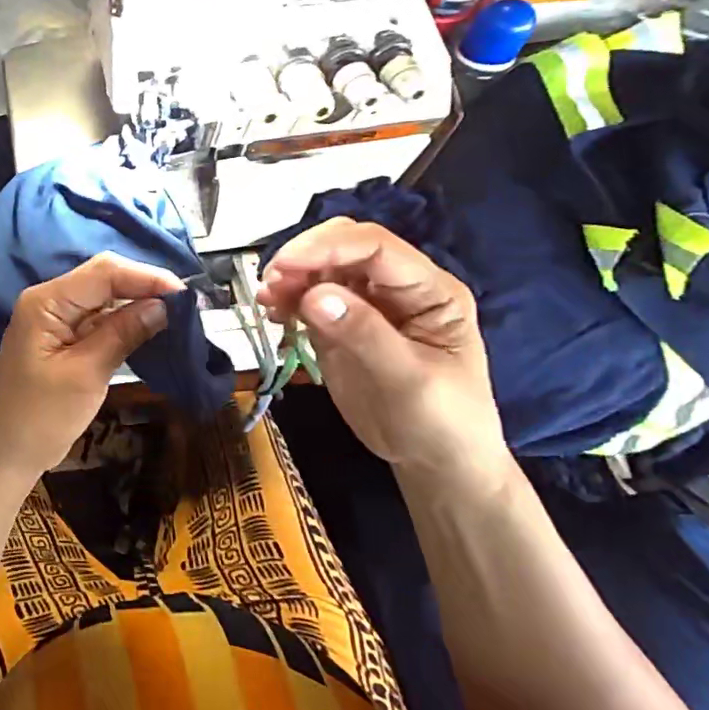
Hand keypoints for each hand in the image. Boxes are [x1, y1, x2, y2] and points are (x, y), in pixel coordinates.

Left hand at [0, 252, 183, 478]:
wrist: (6, 454)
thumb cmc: (40, 417)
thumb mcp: (86, 374)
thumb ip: (123, 334)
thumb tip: (164, 306)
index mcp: (46, 301)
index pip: (104, 272)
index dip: (147, 277)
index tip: (187, 296)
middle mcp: (49, 300)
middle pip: (105, 279)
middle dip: (146, 288)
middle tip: (188, 307)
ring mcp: (55, 319)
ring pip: (105, 298)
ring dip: (140, 304)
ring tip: (179, 316)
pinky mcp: (64, 338)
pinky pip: (100, 319)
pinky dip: (126, 322)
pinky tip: (154, 330)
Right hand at [257, 218, 510, 491]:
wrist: (435, 462)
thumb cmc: (441, 422)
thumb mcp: (409, 380)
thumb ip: (364, 334)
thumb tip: (314, 296)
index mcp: (429, 290)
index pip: (375, 248)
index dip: (327, 248)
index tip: (284, 266)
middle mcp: (396, 288)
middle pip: (345, 246)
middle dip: (305, 256)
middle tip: (272, 282)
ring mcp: (366, 304)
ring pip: (321, 267)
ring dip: (290, 276)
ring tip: (267, 301)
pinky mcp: (339, 324)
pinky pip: (308, 296)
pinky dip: (286, 297)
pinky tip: (272, 312)